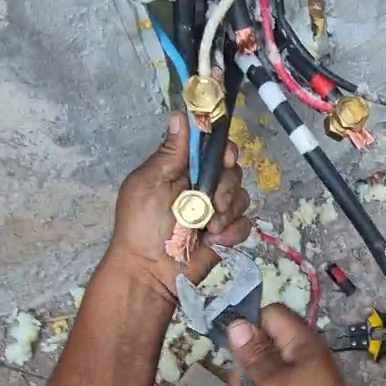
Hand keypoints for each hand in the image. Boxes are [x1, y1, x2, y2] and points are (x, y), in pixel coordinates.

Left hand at [102, 111, 251, 299]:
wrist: (150, 271)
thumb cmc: (141, 225)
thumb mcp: (149, 183)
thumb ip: (169, 153)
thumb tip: (179, 114)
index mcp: (182, 169)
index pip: (211, 147)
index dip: (222, 149)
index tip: (224, 159)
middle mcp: (202, 185)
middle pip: (233, 170)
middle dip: (227, 185)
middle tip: (213, 202)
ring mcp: (216, 210)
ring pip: (242, 196)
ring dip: (228, 211)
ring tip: (209, 227)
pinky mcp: (226, 232)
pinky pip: (244, 223)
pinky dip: (233, 231)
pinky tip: (215, 240)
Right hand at [225, 306, 378, 385]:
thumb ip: (254, 355)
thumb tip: (237, 322)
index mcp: (302, 344)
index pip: (271, 315)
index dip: (250, 329)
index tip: (234, 354)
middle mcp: (301, 357)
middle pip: (259, 350)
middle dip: (243, 379)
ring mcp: (298, 380)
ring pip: (259, 378)